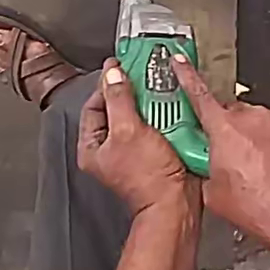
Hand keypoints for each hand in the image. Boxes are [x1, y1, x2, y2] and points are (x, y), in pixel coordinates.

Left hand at [78, 58, 197, 216]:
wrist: (177, 203)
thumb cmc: (148, 179)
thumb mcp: (128, 130)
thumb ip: (118, 99)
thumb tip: (112, 74)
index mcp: (93, 147)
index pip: (94, 105)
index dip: (106, 84)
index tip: (120, 66)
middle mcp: (111, 149)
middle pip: (117, 108)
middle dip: (131, 91)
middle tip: (143, 73)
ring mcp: (134, 150)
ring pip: (139, 114)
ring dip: (150, 100)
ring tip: (159, 86)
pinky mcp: (155, 151)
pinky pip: (157, 124)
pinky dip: (164, 112)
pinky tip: (172, 103)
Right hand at [171, 53, 269, 259]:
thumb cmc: (266, 212)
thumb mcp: (216, 198)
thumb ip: (206, 170)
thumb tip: (207, 168)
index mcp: (227, 130)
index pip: (200, 95)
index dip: (187, 76)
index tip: (180, 61)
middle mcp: (257, 119)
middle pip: (238, 116)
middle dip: (236, 134)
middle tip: (239, 162)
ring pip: (268, 125)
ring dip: (265, 143)